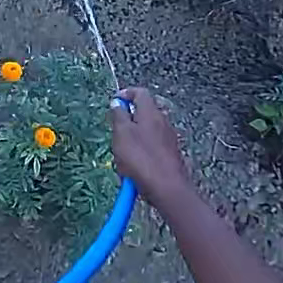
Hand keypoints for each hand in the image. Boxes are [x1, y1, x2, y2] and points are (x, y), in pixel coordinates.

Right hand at [110, 87, 195, 207]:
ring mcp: (168, 139)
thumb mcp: (121, 134)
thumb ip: (118, 116)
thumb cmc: (141, 159)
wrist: (167, 189)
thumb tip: (117, 103)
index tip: (113, 103)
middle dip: (127, 121)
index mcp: (151, 113)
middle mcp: (163, 122)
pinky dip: (140, 153)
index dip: (125, 94)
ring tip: (122, 157)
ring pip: (145, 132)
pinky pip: (151, 148)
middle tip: (115, 134)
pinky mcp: (169, 155)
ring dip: (132, 140)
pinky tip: (133, 170)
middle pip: (142, 113)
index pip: (140, 92)